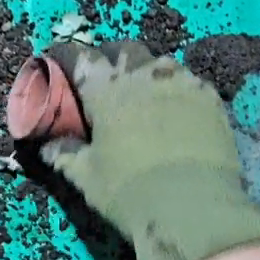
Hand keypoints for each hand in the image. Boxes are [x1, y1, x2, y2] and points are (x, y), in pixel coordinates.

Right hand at [42, 41, 259, 259]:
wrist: (195, 210)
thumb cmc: (129, 190)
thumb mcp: (85, 176)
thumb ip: (64, 154)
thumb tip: (48, 145)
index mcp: (106, 87)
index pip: (79, 56)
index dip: (64, 57)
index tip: (57, 66)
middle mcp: (144, 74)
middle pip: (122, 49)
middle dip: (109, 58)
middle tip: (102, 80)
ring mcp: (183, 82)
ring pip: (159, 62)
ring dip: (144, 71)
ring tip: (140, 93)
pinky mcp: (212, 99)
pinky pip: (188, 82)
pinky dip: (174, 89)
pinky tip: (173, 109)